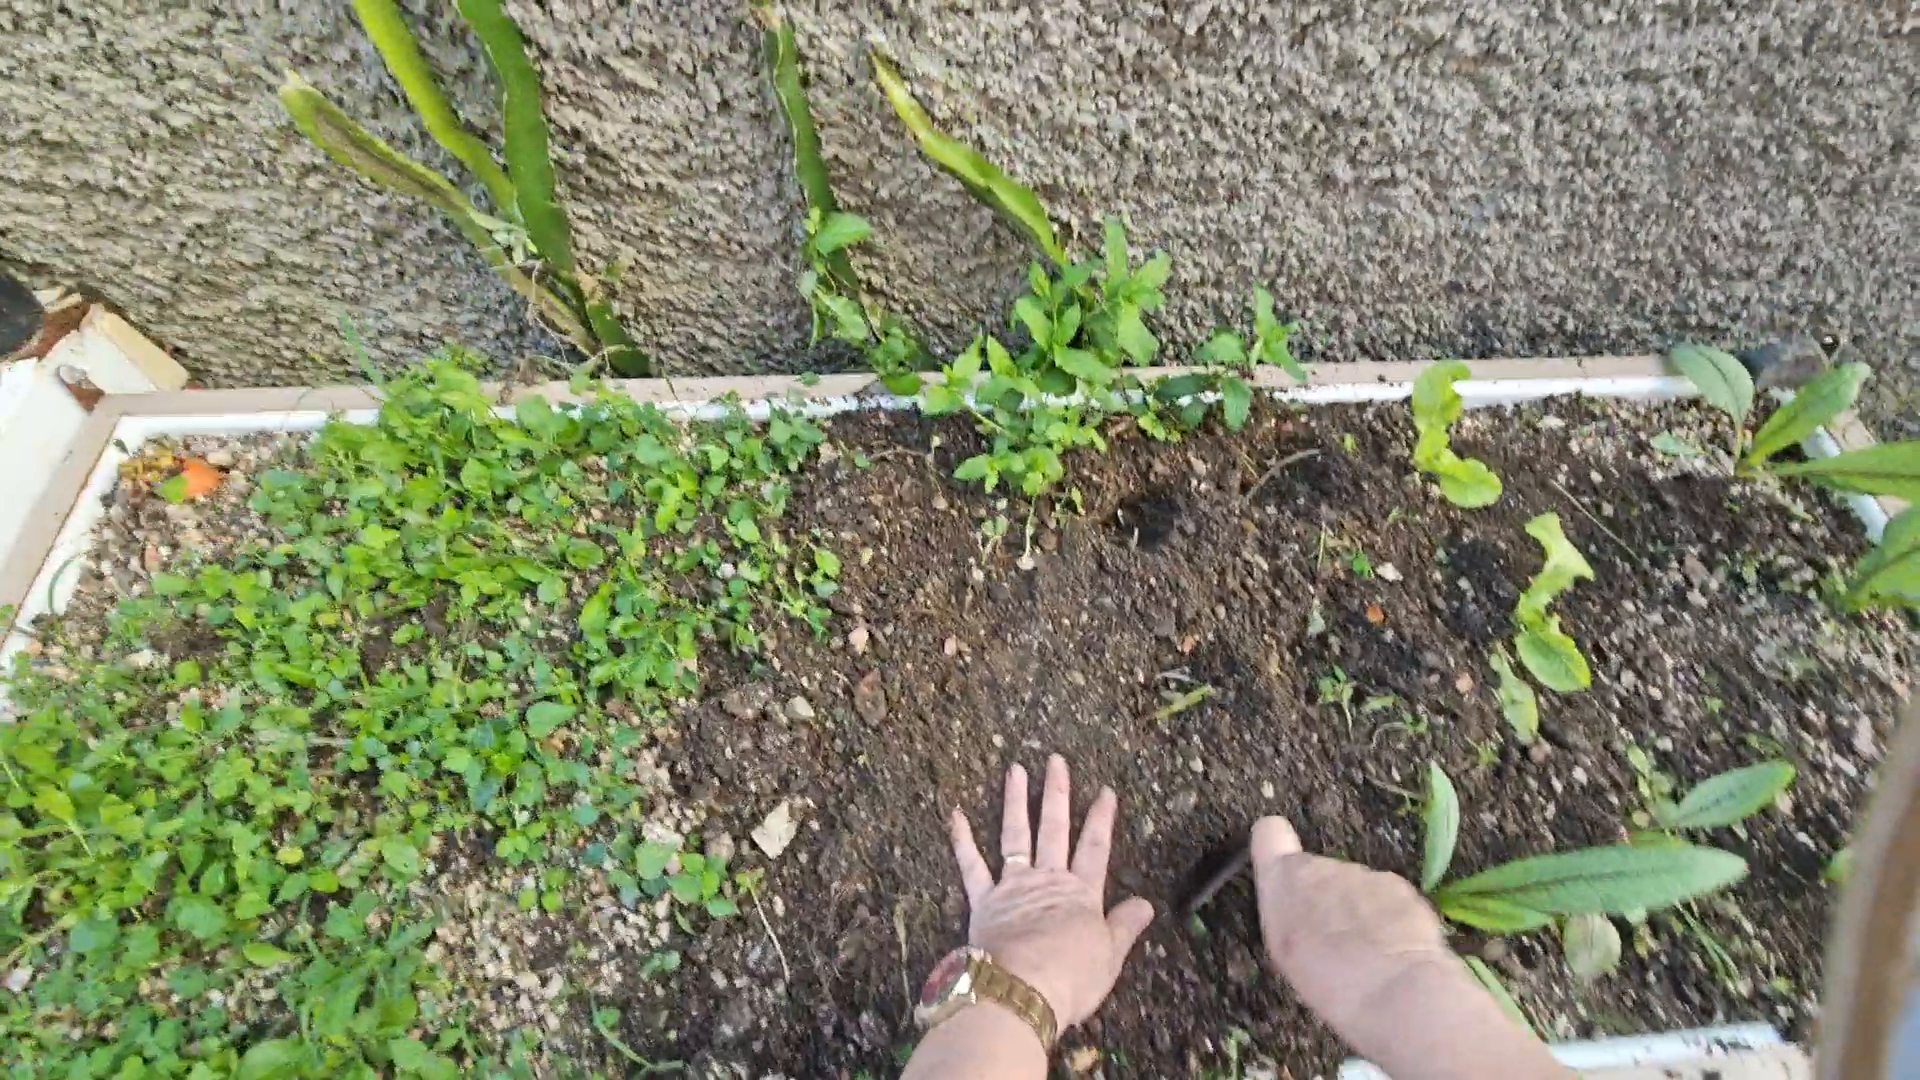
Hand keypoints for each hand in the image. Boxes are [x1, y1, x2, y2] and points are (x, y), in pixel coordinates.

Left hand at [947, 756, 1155, 1027]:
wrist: (1023, 991)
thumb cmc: (1071, 979)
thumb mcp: (1109, 956)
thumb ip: (1124, 926)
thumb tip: (1146, 903)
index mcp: (1080, 894)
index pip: (1095, 847)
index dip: (1101, 818)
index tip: (1105, 790)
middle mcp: (1047, 880)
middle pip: (1054, 829)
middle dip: (1057, 793)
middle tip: (1055, 760)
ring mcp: (1013, 885)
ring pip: (1015, 835)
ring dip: (1016, 801)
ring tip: (1015, 770)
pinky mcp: (984, 900)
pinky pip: (971, 866)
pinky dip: (962, 840)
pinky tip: (956, 814)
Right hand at [1249, 816, 1453, 1034]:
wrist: (1390, 990)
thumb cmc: (1324, 974)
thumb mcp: (1284, 946)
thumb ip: (1286, 908)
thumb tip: (1296, 900)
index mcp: (1284, 876)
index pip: (1270, 831)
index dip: (1276, 843)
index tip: (1285, 865)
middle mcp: (1321, 864)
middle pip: (1321, 871)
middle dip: (1328, 896)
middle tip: (1336, 938)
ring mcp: (1363, 872)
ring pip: (1358, 888)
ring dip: (1362, 911)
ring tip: (1370, 952)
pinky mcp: (1400, 887)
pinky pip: (1391, 900)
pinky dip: (1393, 919)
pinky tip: (1396, 950)